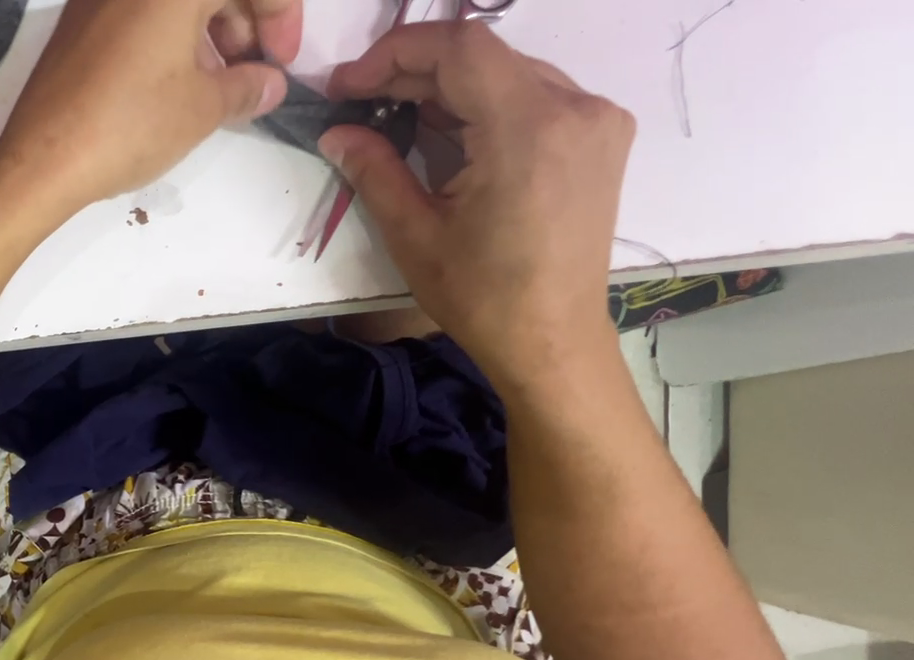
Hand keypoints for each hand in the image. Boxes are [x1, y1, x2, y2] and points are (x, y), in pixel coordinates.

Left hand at [0, 0, 298, 226]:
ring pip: (173, 0)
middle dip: (242, 21)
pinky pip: (137, 12)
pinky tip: (169, 82)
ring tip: (211, 85)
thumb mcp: (199, 110)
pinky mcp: (77, 21)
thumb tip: (268, 84)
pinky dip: (166, 35)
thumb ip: (244, 88)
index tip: (281, 65)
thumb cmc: (126, 128)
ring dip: (205, 30)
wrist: (39, 164)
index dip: (282, 18)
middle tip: (248, 75)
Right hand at [320, 22, 634, 389]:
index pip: (461, 48)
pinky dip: (483, 104)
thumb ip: (376, 171)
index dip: (396, 52)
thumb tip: (336, 133)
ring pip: (509, 72)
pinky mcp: (599, 135)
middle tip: (357, 102)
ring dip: (447, 87)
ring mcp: (595, 118)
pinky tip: (447, 132)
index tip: (347, 83)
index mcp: (527, 129)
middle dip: (414, 71)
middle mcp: (575, 106)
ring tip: (394, 117)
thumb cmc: (478, 296)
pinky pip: (534, 95)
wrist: (548, 335)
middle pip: (485, 55)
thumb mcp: (414, 234)